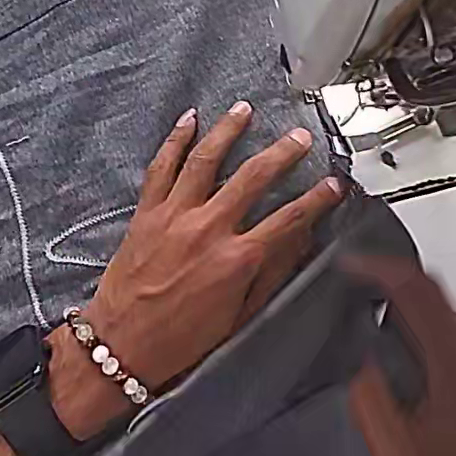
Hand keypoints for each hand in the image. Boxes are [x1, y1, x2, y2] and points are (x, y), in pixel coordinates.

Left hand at [49, 101, 344, 437]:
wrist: (122, 345)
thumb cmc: (179, 339)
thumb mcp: (238, 315)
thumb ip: (270, 274)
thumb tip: (298, 242)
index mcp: (236, 260)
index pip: (290, 218)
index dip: (317, 199)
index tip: (333, 185)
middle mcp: (207, 230)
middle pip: (253, 177)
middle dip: (282, 153)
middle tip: (299, 137)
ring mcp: (174, 216)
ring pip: (206, 160)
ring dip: (228, 131)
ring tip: (244, 110)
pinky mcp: (147, 213)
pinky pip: (161, 167)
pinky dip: (175, 141)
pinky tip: (188, 121)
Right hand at [342, 255, 455, 455]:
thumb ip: (369, 399)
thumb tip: (364, 361)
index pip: (419, 289)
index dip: (379, 266)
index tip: (350, 263)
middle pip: (424, 311)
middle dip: (390, 330)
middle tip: (373, 371)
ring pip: (438, 335)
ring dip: (413, 357)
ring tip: (407, 412)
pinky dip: (434, 370)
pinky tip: (432, 418)